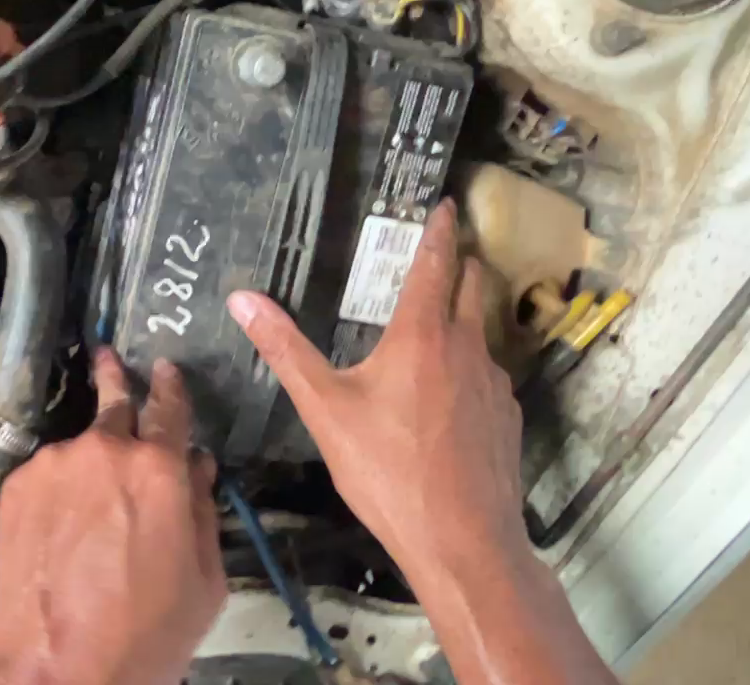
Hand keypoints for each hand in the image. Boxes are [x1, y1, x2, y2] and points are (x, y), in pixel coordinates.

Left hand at [0, 351, 225, 684]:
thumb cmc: (145, 635)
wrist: (53, 672)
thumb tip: (196, 466)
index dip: (170, 385)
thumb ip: (202, 511)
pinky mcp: (18, 483)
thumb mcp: (203, 583)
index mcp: (158, 467)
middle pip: (114, 399)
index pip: (169, 406)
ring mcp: (55, 462)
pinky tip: (59, 529)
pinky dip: (60, 489)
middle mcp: (104, 448)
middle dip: (115, 378)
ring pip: (81, 448)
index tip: (165, 368)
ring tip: (88, 510)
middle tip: (108, 358)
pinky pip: (50, 473)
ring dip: (90, 461)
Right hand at [225, 201, 524, 570]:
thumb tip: (242, 298)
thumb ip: (284, 348)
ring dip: (461, 315)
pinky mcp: (508, 420)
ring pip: (480, 333)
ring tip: (431, 323)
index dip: (439, 231)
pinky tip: (444, 394)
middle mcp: (467, 348)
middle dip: (458, 262)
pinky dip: (466, 363)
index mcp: (422, 335)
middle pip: (472, 287)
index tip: (445, 204)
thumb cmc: (387, 468)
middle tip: (439, 248)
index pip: (436, 265)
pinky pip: (486, 375)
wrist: (465, 545)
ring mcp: (495, 386)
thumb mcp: (323, 407)